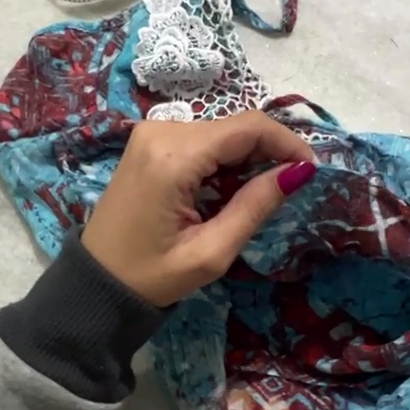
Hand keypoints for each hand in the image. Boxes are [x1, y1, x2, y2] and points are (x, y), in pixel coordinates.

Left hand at [82, 111, 317, 306]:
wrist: (96, 283)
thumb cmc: (151, 277)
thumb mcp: (210, 252)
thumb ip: (255, 206)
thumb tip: (300, 172)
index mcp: (173, 156)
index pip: (248, 127)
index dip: (288, 143)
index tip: (313, 170)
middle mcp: (161, 131)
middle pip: (235, 126)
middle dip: (269, 152)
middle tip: (289, 188)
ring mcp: (151, 134)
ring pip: (220, 131)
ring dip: (247, 157)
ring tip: (259, 196)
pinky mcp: (149, 144)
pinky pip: (201, 139)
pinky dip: (224, 160)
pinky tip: (229, 190)